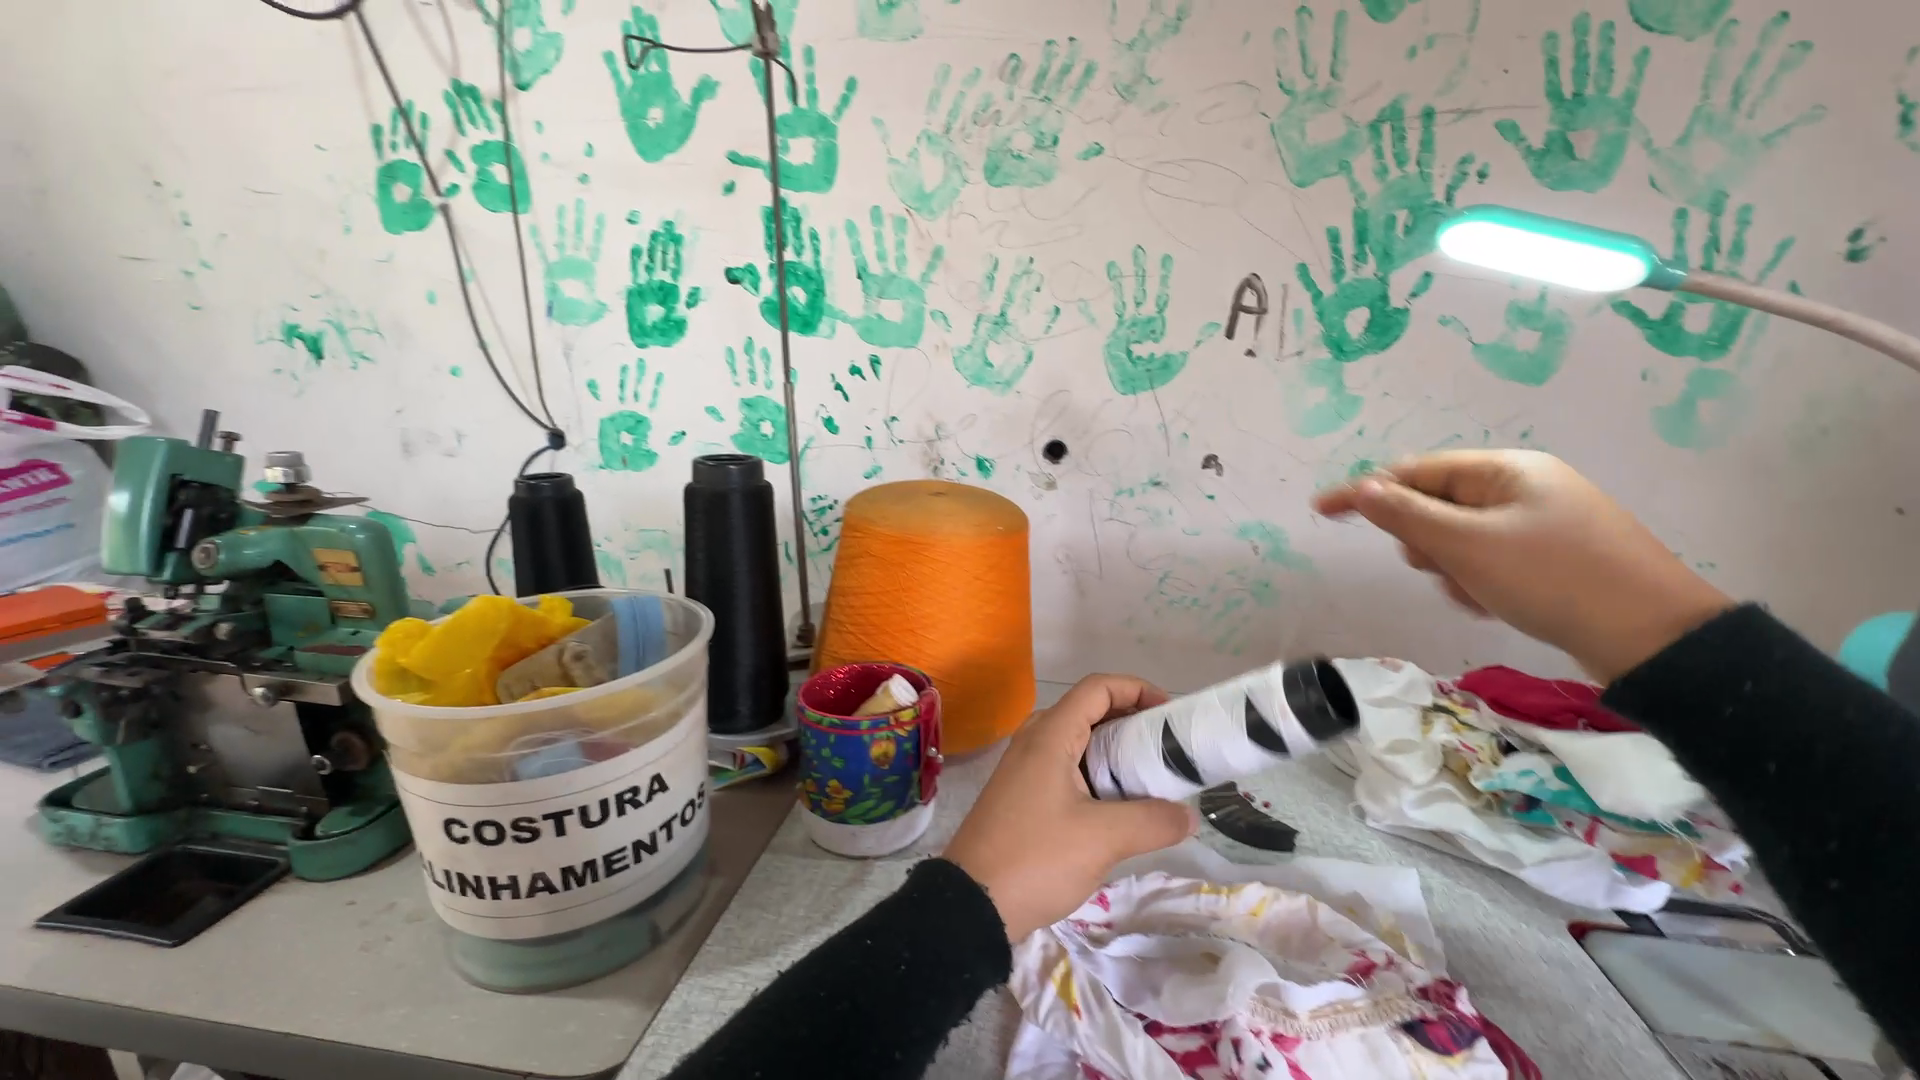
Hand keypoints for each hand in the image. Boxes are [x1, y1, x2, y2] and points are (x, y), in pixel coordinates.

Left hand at [943, 675, 1197, 941]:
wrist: (970, 905)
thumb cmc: (1035, 858)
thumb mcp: (1103, 840)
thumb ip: (1152, 821)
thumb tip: (1188, 816)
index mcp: (1050, 735)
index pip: (1098, 687)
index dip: (1138, 690)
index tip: (1172, 716)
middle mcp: (1035, 741)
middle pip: (1090, 711)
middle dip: (1132, 723)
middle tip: (1169, 751)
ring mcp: (1026, 769)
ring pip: (1079, 743)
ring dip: (1116, 752)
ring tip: (1152, 779)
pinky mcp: (1024, 796)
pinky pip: (1068, 768)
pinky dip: (1098, 775)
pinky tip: (1120, 807)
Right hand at [1312, 450, 1732, 682]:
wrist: (1654, 638)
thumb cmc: (1553, 580)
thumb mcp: (1468, 546)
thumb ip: (1407, 515)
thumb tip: (1362, 488)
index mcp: (1506, 470)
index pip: (1414, 471)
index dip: (1365, 491)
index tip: (1321, 510)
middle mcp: (1522, 487)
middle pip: (1436, 505)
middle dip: (1425, 542)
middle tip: (1442, 569)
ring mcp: (1540, 523)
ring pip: (1459, 539)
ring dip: (1451, 568)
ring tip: (1478, 594)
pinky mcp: (1551, 557)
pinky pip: (1488, 560)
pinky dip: (1478, 581)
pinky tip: (1496, 604)